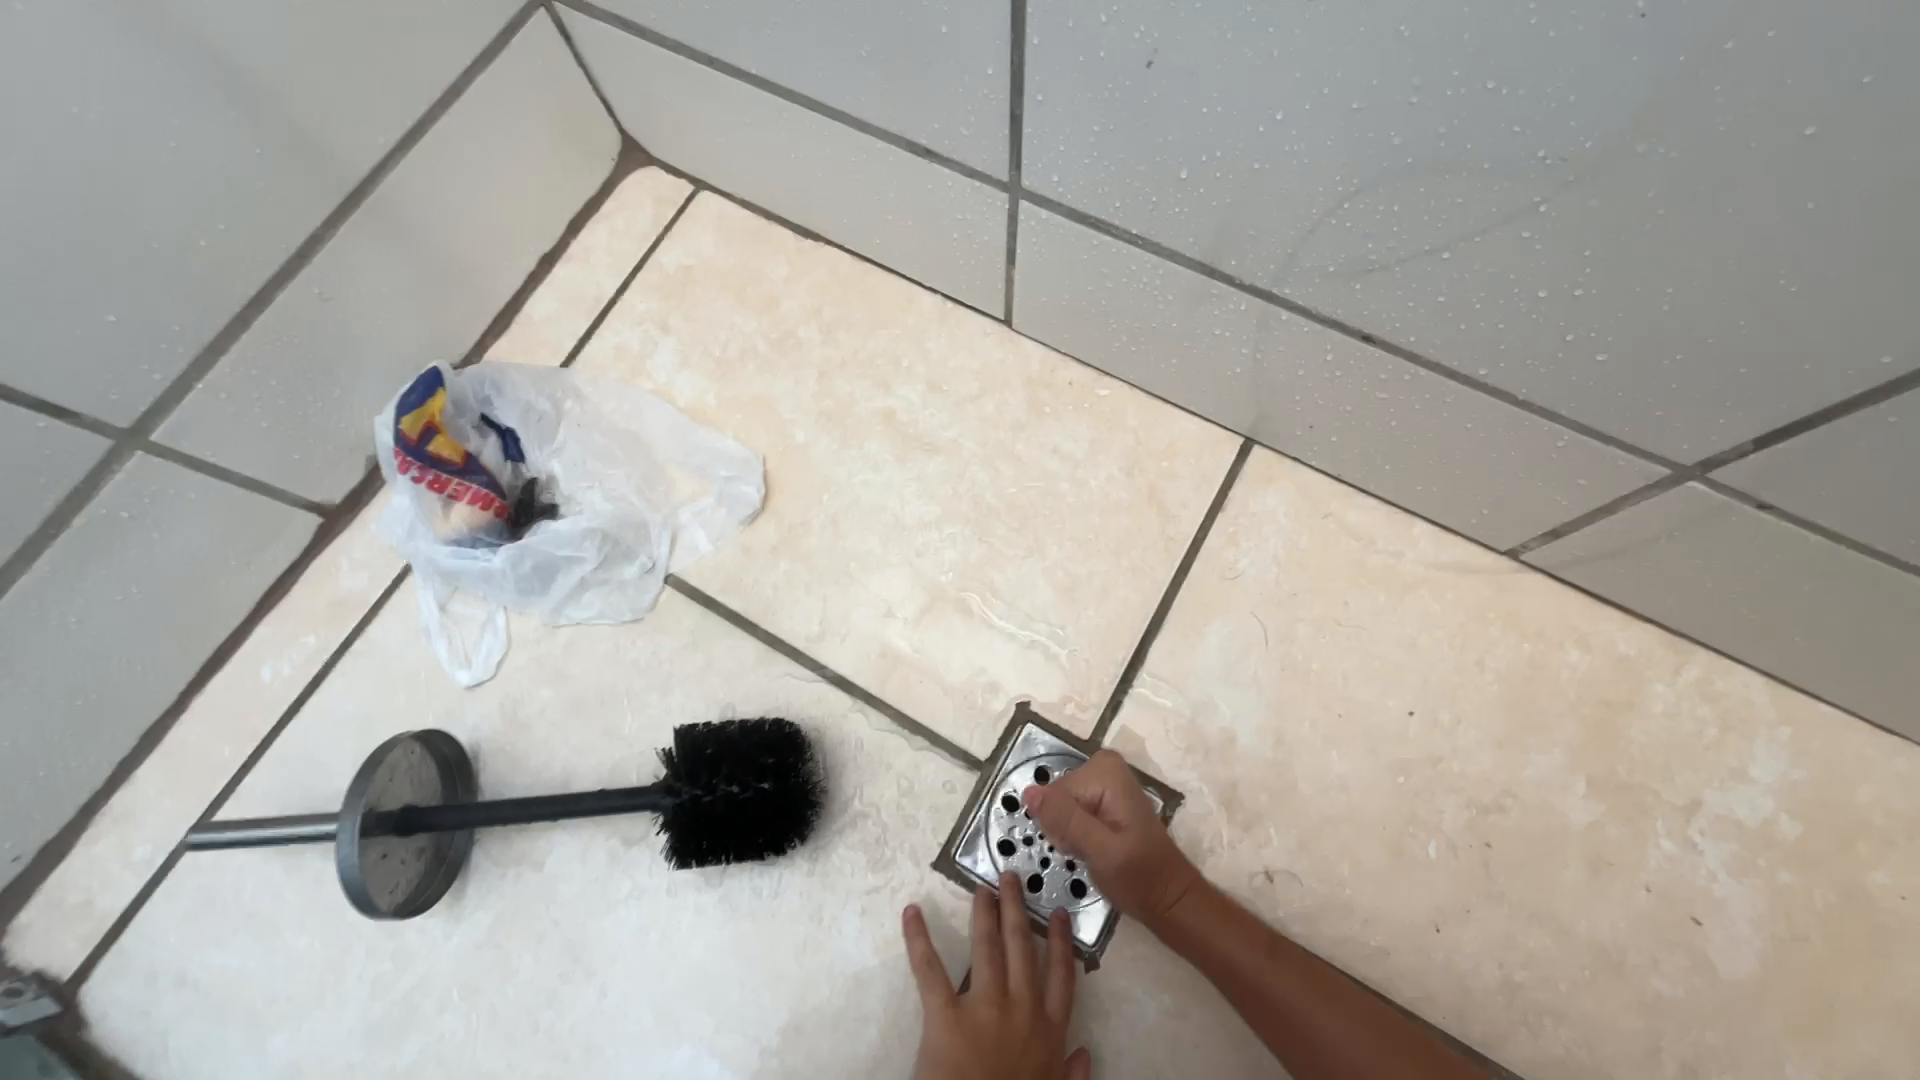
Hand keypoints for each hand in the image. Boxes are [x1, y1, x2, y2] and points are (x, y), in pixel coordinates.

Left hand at [902, 873, 1091, 1079]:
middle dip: (1017, 910)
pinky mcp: (946, 1016)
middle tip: (1010, 878)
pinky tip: (911, 912)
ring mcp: (985, 1009)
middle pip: (1022, 949)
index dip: (1060, 942)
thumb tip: (1085, 1053)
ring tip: (981, 887)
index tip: (1059, 913)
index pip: (1061, 977)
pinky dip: (918, 939)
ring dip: (984, 913)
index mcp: (1049, 1033)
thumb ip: (1071, 1076)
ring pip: (988, 948)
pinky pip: (930, 970)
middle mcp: (1022, 1010)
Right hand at [1023, 750, 1201, 928]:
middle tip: (1087, 851)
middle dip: (1064, 829)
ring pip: (1059, 808)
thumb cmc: (1140, 877)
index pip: (1053, 795)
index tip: (1080, 847)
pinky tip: (1092, 849)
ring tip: (1092, 852)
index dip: (1061, 826)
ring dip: (1068, 834)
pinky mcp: (1101, 800)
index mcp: (1105, 770)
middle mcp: (1103, 768)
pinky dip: (1074, 835)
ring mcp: (1103, 783)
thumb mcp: (1101, 851)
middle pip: (1056, 798)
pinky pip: (1069, 813)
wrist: (1167, 897)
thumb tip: (1029, 793)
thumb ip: (1066, 820)